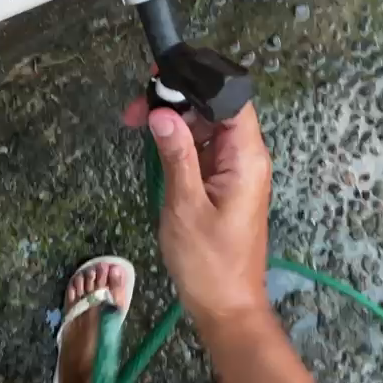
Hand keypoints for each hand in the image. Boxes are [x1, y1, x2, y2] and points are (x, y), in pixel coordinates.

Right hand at [122, 98, 272, 328]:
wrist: (225, 305)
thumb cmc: (208, 261)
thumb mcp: (185, 205)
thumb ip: (176, 155)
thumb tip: (162, 114)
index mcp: (246, 158)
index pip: (230, 99)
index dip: (198, 81)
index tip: (159, 78)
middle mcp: (245, 158)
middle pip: (215, 109)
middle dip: (177, 100)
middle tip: (136, 109)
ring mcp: (234, 171)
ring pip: (205, 127)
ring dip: (173, 121)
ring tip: (137, 122)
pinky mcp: (222, 184)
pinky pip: (202, 150)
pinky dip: (178, 142)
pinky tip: (153, 143)